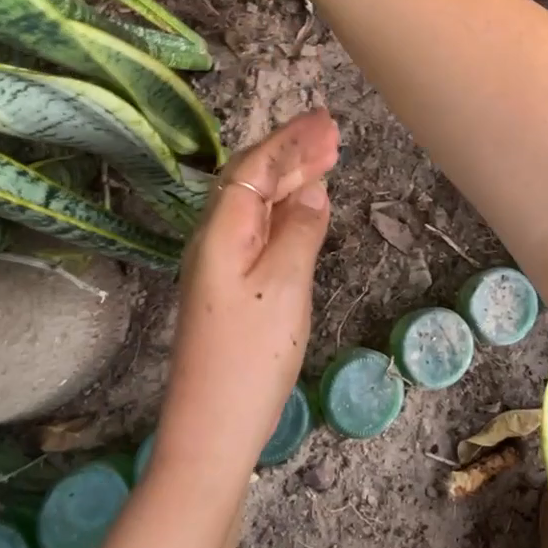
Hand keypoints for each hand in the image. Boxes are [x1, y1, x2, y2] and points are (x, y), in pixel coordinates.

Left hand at [154, 109, 339, 473]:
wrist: (214, 428)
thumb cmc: (251, 354)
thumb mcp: (285, 284)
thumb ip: (300, 231)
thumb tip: (313, 191)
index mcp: (221, 232)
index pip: (255, 168)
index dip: (290, 141)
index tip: (325, 120)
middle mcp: (215, 240)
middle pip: (253, 181)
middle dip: (292, 153)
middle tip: (333, 132)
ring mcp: (222, 265)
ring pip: (258, 205)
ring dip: (291, 178)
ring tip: (327, 158)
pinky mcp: (232, 288)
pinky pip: (260, 230)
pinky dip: (286, 210)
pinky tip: (306, 207)